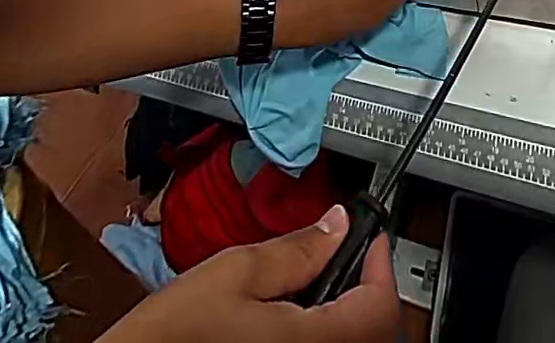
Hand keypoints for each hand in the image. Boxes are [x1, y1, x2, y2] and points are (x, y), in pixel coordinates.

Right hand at [103, 204, 398, 342]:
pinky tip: (300, 310)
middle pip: (371, 328)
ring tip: (323, 275)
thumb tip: (338, 223)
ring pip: (351, 340)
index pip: (380, 306)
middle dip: (366, 285)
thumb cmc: (172, 334)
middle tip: (347, 250)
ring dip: (348, 307)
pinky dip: (326, 328)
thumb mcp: (235, 272)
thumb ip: (295, 249)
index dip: (381, 261)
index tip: (371, 233)